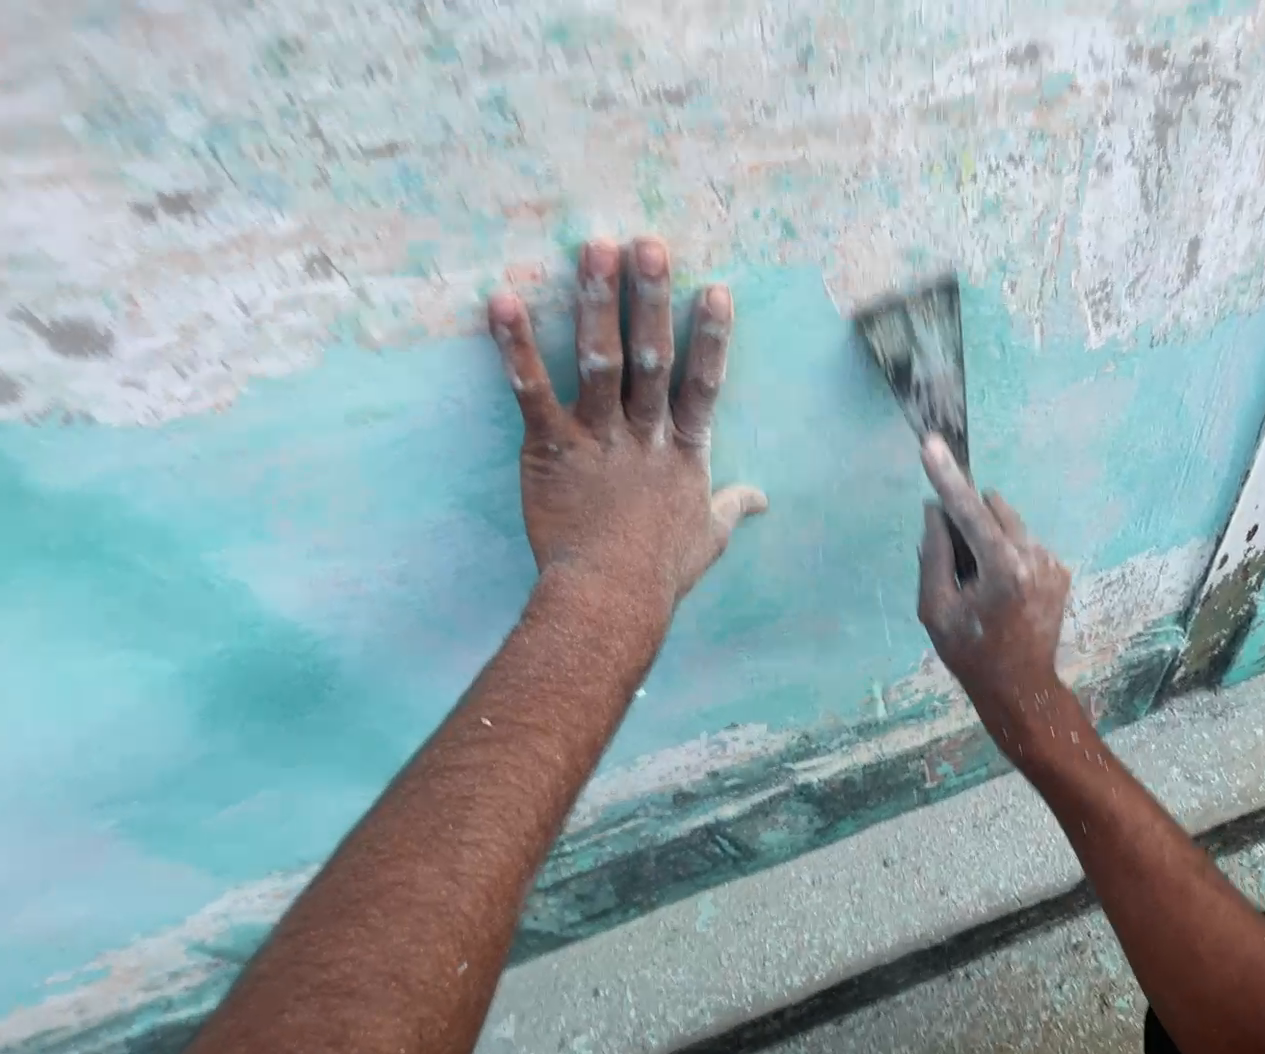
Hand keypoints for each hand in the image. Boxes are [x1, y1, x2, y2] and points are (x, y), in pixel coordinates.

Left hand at [489, 237, 765, 616]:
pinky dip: (515, 348)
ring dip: (595, 303)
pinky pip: (532, 393)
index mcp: (685, 451)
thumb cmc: (663, 569)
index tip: (713, 290)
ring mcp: (598, 439)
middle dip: (651, 299)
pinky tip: (501, 301)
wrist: (611, 598)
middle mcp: (645, 434)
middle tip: (648, 245)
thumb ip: (735, 508)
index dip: (710, 337)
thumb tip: (763, 499)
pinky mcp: (551, 450)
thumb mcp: (712, 537)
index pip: (703, 385)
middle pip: (653, 357)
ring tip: (592, 249)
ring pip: (599, 362)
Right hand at [916, 435, 1076, 760]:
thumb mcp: (935, 609)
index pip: (968, 510)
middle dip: (968, 521)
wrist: (1021, 687)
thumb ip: (934, 554)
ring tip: (980, 583)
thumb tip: (936, 510)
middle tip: (954, 561)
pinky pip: (1024, 543)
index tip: (931, 444)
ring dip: (988, 537)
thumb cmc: (970, 652)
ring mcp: (1052, 562)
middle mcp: (1034, 556)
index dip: (946, 476)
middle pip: (993, 509)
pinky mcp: (1060, 570)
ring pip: (1010, 524)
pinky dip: (1005, 553)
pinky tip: (1001, 590)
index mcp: (1003, 568)